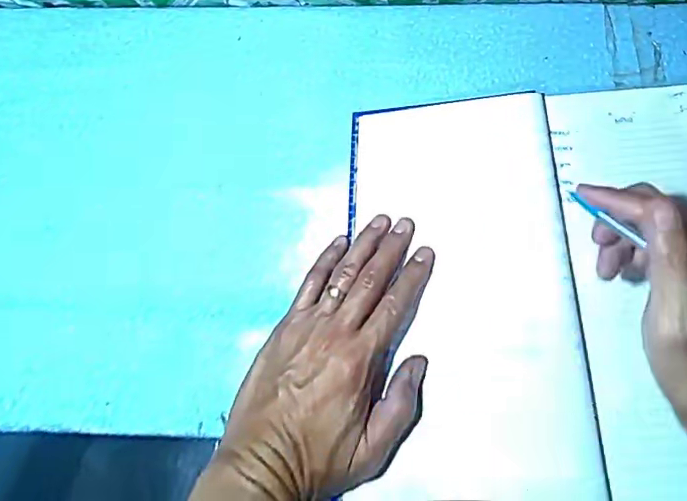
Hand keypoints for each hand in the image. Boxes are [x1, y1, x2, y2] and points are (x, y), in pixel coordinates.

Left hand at [190, 214, 434, 500]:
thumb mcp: (371, 450)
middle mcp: (336, 333)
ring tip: (379, 221)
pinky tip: (339, 242)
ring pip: (342, 273)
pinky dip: (325, 259)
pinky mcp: (285, 326)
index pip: (395, 305)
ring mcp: (308, 325)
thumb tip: (418, 361)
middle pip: (371, 280)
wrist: (261, 465)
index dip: (413, 275)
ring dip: (364, 244)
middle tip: (406, 224)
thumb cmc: (318, 460)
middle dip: (392, 248)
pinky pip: (309, 283)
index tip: (425, 253)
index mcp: (360, 359)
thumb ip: (401, 404)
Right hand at [576, 183, 686, 479]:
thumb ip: (669, 260)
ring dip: (623, 237)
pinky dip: (633, 250)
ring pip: (653, 225)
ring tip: (606, 268)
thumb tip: (658, 207)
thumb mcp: (675, 320)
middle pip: (655, 211)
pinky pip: (656, 243)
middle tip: (596, 245)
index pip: (658, 209)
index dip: (619, 200)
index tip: (584, 197)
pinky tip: (624, 271)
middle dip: (618, 218)